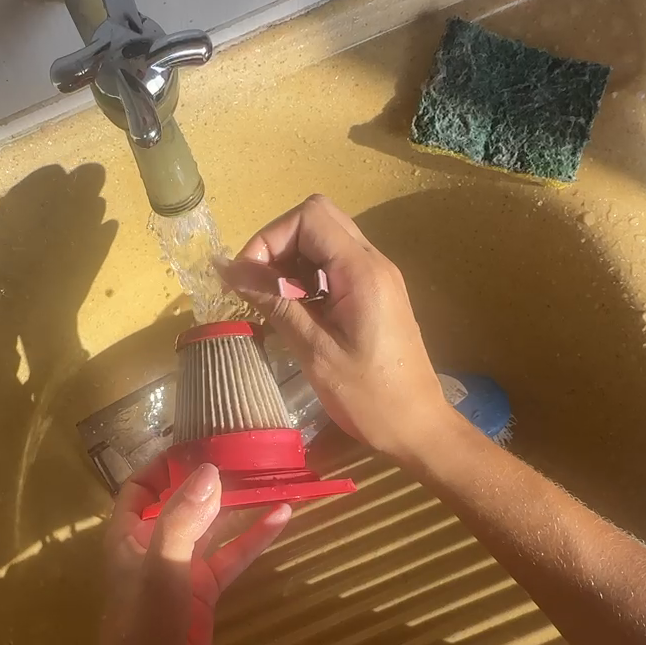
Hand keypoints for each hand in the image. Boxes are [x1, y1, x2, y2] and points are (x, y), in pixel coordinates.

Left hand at [97, 461, 290, 644]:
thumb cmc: (144, 623)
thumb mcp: (161, 563)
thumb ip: (183, 517)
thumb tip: (209, 469)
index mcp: (126, 534)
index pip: (139, 486)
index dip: (163, 464)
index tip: (198, 443)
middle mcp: (152, 544)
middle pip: (181, 500)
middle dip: (208, 478)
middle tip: (243, 452)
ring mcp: (181, 567)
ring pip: (212, 526)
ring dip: (237, 504)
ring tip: (269, 476)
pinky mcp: (204, 590)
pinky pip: (232, 556)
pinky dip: (254, 537)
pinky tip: (282, 516)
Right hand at [221, 194, 453, 461]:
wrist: (417, 428)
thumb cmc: (369, 397)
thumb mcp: (315, 352)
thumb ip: (273, 304)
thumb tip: (228, 269)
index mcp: (361, 271)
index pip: (309, 216)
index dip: (269, 238)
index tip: (249, 279)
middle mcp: (373, 263)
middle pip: (317, 220)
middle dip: (278, 246)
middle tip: (259, 289)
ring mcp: (377, 278)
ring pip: (325, 242)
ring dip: (292, 265)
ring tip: (276, 306)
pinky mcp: (375, 296)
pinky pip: (335, 268)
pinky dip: (308, 280)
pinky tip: (297, 315)